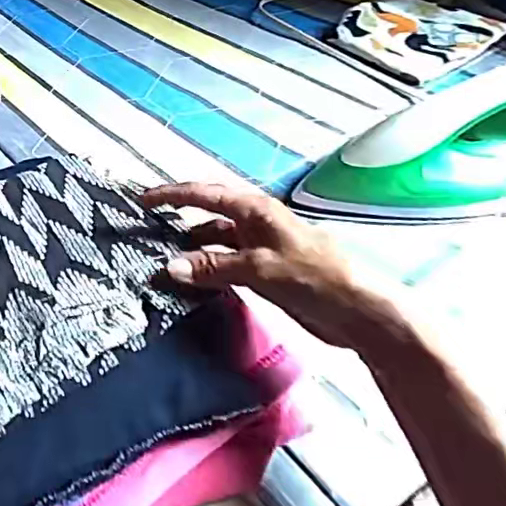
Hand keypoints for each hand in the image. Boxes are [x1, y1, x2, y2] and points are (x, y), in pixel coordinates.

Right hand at [140, 182, 411, 351]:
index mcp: (255, 209)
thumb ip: (212, 267)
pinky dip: (205, 268)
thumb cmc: (315, 277)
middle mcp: (253, 222)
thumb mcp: (260, 269)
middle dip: (176, 218)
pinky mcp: (264, 270)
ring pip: (213, 241)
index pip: (203, 193)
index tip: (142, 200)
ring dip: (190, 248)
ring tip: (161, 259)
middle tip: (145, 227)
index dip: (170, 194)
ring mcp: (258, 246)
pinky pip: (224, 262)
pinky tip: (191, 279)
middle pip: (205, 213)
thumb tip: (168, 268)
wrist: (363, 313)